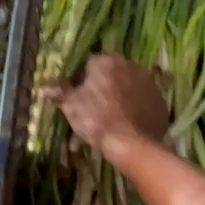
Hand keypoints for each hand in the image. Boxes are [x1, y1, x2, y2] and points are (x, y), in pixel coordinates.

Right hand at [43, 53, 168, 161]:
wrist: (134, 144)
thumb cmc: (97, 119)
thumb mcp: (71, 105)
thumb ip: (59, 91)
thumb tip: (44, 85)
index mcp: (106, 60)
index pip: (89, 65)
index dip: (82, 81)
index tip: (79, 98)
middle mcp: (130, 64)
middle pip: (111, 73)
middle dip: (103, 86)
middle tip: (94, 108)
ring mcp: (148, 82)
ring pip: (128, 85)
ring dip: (120, 95)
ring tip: (112, 117)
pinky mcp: (160, 100)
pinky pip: (143, 99)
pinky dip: (136, 107)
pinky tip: (128, 123)